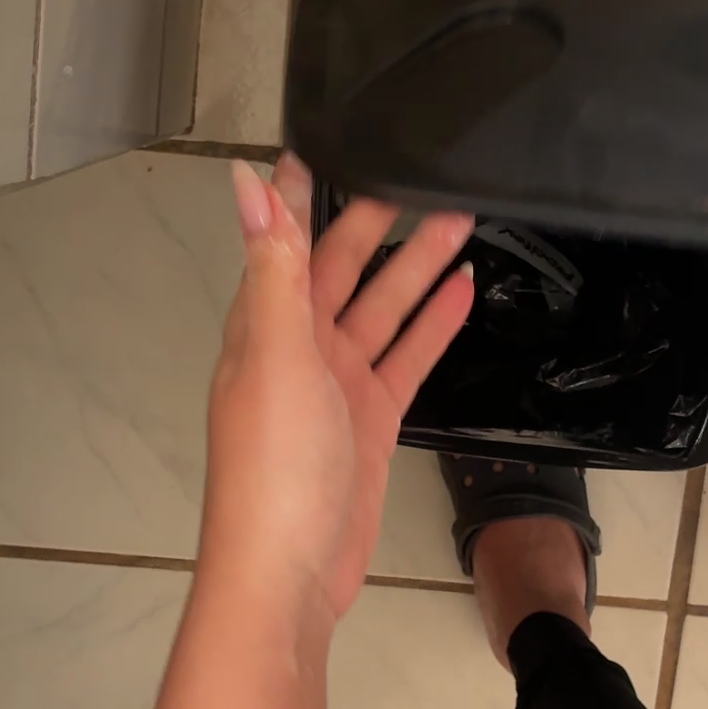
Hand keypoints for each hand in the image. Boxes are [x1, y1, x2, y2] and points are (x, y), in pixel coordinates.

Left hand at [199, 156, 472, 620]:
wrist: (291, 570)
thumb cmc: (275, 464)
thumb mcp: (275, 357)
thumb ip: (273, 270)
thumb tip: (246, 184)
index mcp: (264, 324)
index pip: (281, 238)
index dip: (299, 190)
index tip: (327, 138)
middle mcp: (298, 345)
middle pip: (341, 267)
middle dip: (377, 220)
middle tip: (422, 173)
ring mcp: (337, 383)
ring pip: (382, 309)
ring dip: (416, 268)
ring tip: (461, 219)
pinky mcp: (371, 418)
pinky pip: (405, 358)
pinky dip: (432, 326)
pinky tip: (461, 292)